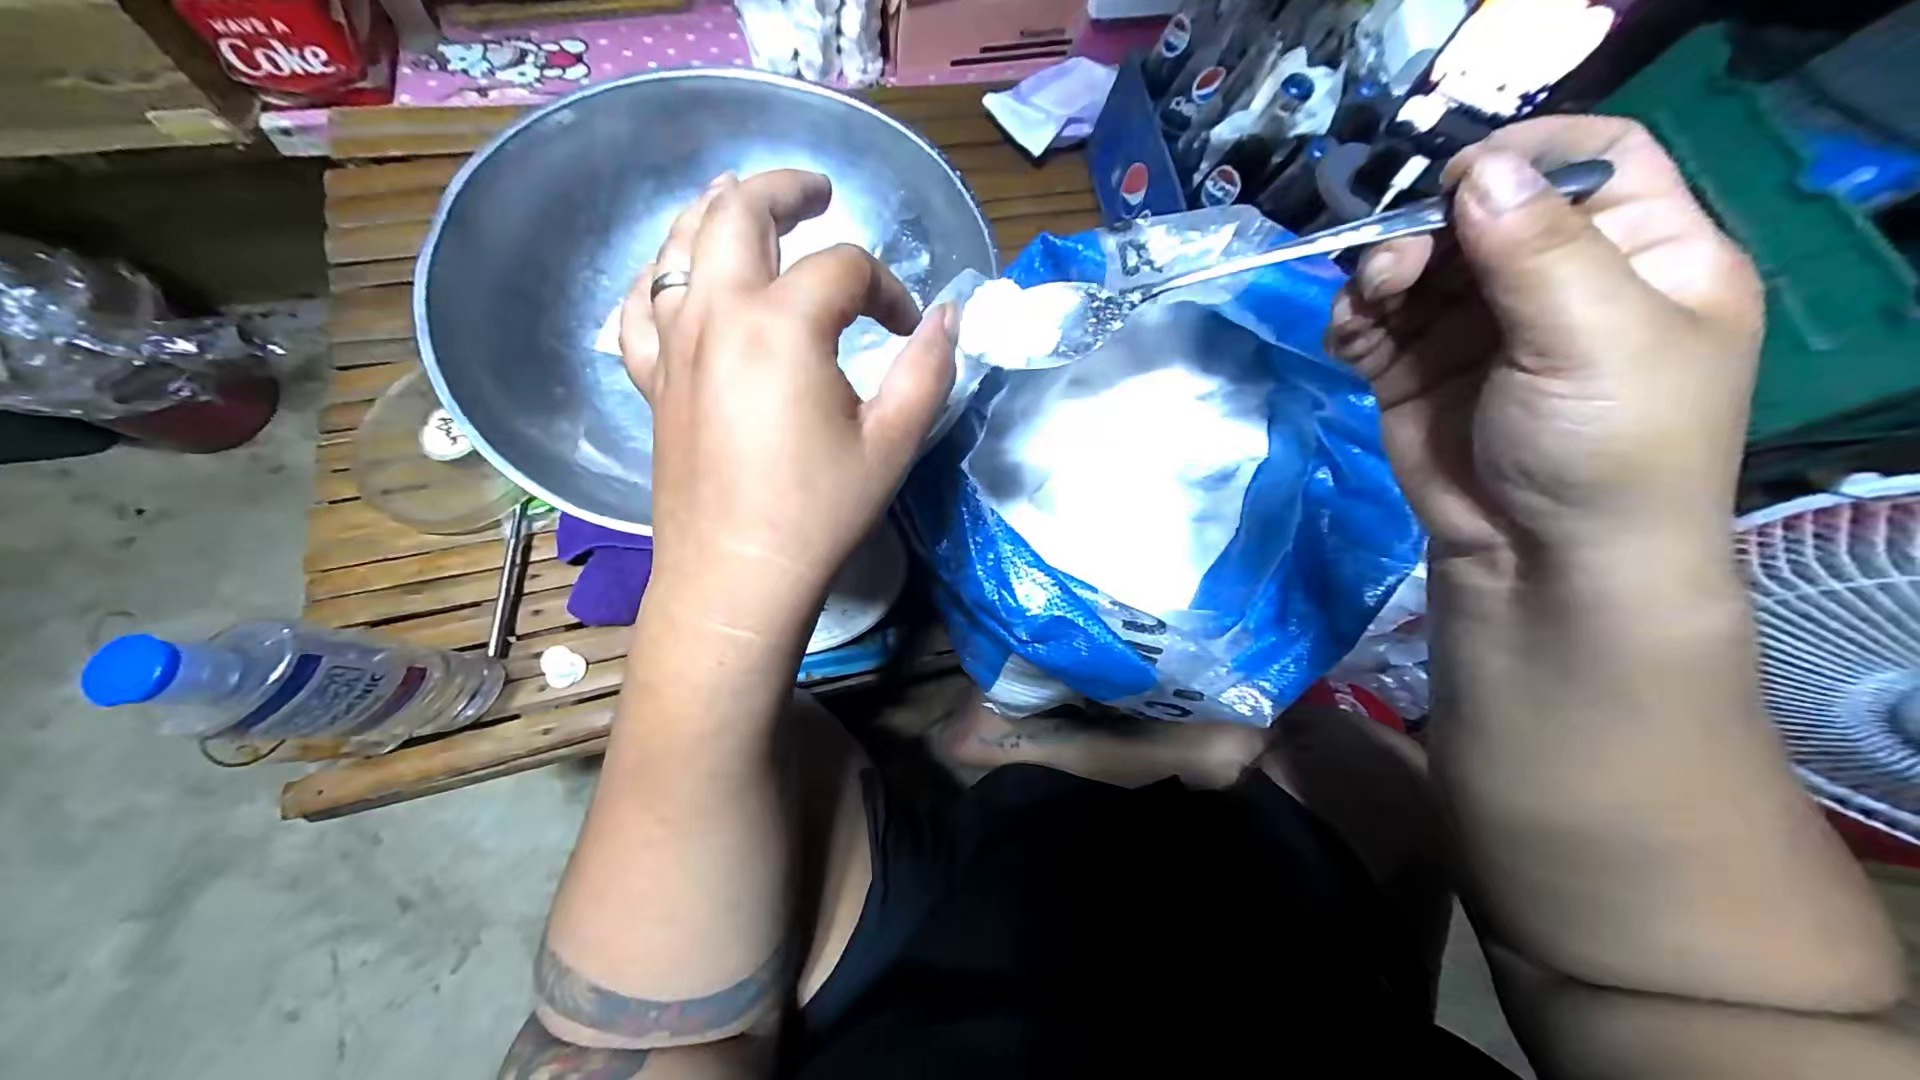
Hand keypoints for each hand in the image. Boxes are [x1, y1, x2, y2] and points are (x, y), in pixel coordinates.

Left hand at [620, 170, 957, 629]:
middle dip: (785, 191)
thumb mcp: (892, 443)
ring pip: (680, 244)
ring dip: (719, 211)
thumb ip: (928, 370)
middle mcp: (717, 315)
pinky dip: (661, 276)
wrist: (736, 577)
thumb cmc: (819, 513)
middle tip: (818, 192)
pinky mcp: (653, 379)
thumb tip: (947, 318)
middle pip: (740, 213)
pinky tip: (679, 278)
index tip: (907, 331)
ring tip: (747, 202)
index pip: (845, 269)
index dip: (888, 290)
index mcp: (782, 326)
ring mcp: (673, 344)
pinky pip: (641, 306)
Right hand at [1327, 117, 1763, 572]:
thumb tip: (1478, 171)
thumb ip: (1538, 250)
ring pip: (1414, 269)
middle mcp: (1547, 284)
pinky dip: (1352, 321)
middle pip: (1477, 216)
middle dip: (1427, 229)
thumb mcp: (1597, 338)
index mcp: (1636, 256)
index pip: (1588, 163)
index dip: (1525, 156)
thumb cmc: (1606, 446)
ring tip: (1367, 303)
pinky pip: (1373, 325)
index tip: (1462, 184)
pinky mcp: (1411, 372)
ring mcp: (1471, 331)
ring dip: (1380, 275)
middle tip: (1395, 265)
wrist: (1538, 557)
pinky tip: (1347, 336)